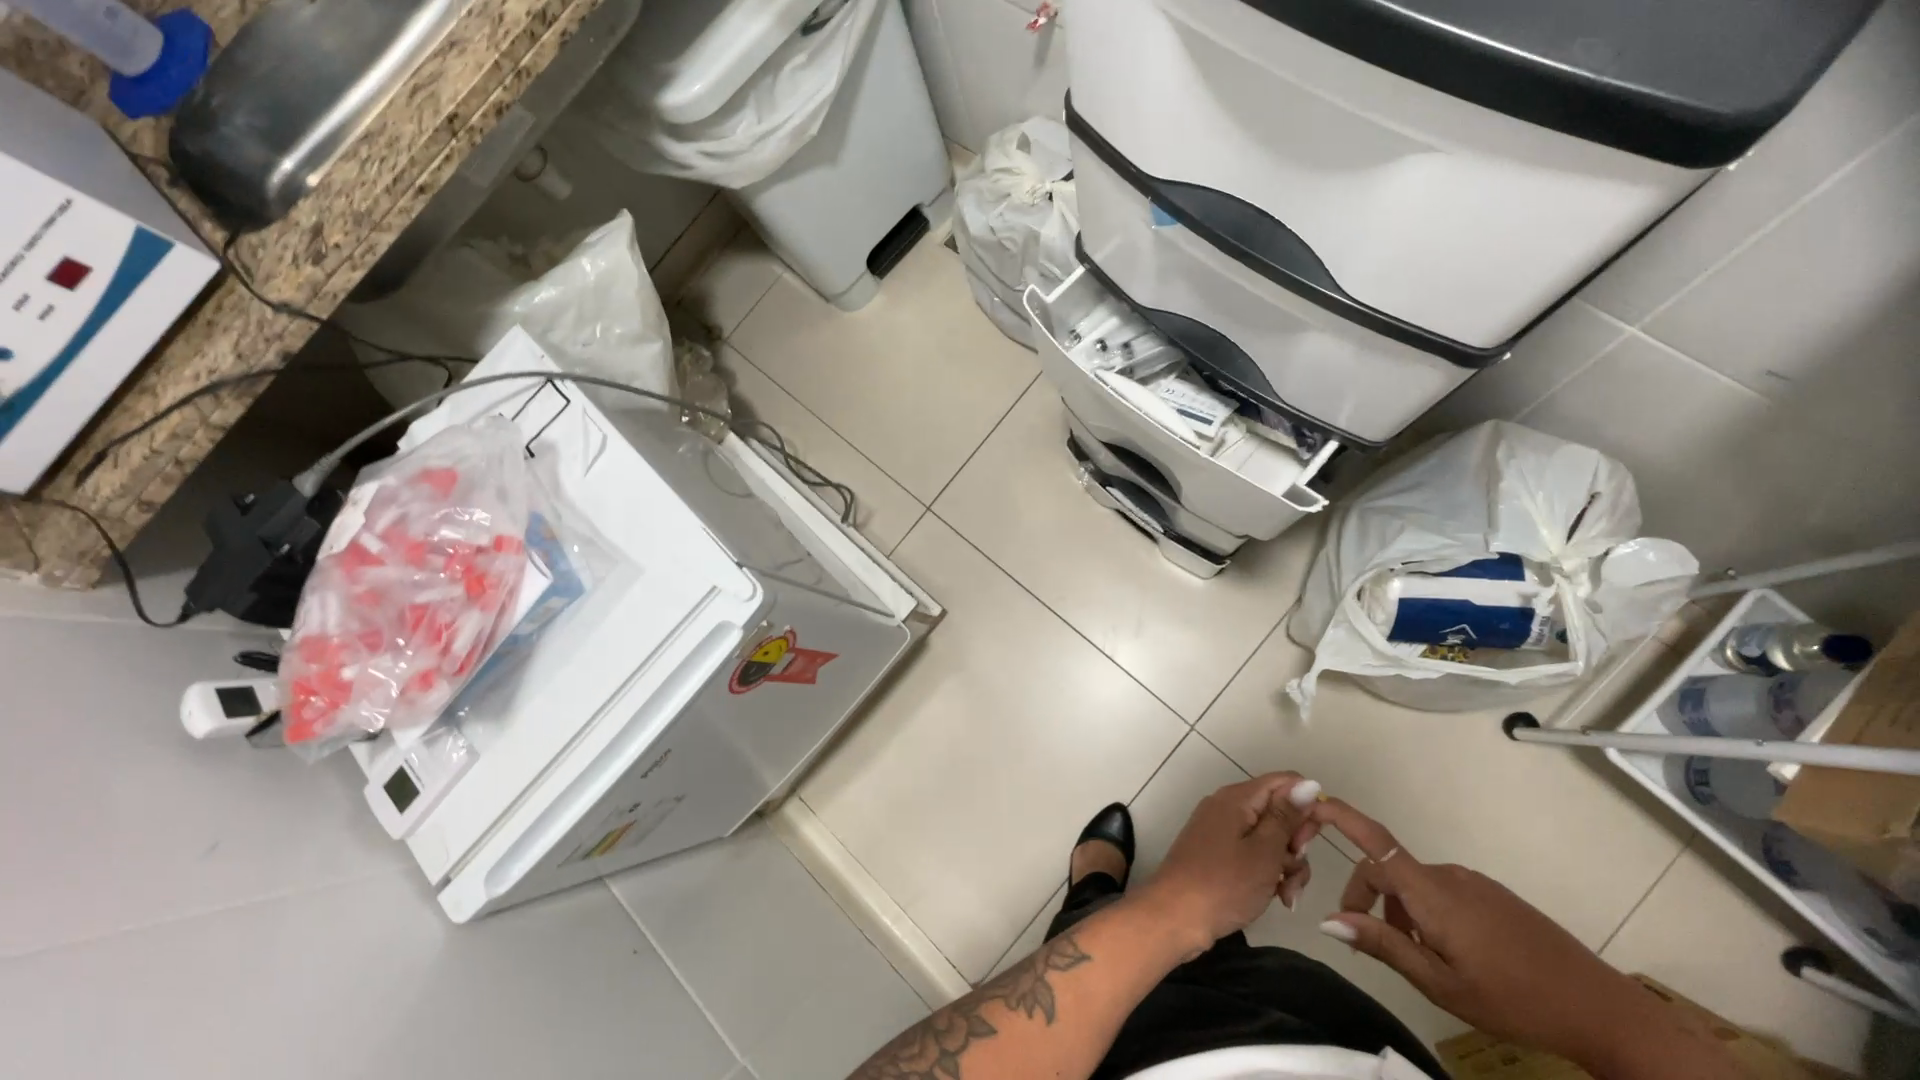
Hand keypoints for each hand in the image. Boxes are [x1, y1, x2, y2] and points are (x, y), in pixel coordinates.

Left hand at [1133, 773, 1321, 954]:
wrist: (1175, 918)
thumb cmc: (1224, 884)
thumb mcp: (1264, 851)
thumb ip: (1286, 817)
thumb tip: (1309, 783)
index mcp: (1237, 799)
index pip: (1285, 783)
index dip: (1307, 806)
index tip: (1311, 839)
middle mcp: (1228, 808)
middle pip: (1279, 813)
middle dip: (1296, 843)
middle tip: (1293, 868)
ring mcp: (1222, 833)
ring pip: (1271, 839)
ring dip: (1287, 865)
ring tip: (1286, 893)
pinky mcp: (1220, 856)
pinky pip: (1255, 855)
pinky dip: (1269, 873)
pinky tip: (1279, 897)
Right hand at [1310, 797, 1655, 1065]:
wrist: (1596, 1006)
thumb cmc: (1511, 998)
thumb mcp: (1438, 982)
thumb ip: (1383, 945)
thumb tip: (1330, 920)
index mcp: (1432, 893)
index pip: (1376, 842)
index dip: (1342, 817)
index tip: (1314, 803)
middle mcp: (1450, 876)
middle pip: (1388, 870)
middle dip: (1365, 897)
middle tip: (1364, 940)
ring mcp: (1475, 883)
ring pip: (1416, 885)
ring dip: (1399, 911)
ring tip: (1415, 958)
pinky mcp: (1494, 895)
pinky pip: (1443, 891)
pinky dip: (1426, 912)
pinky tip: (1447, 954)